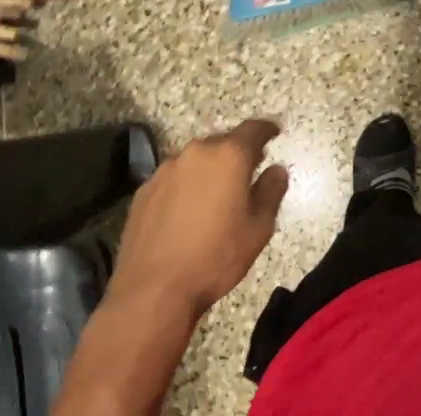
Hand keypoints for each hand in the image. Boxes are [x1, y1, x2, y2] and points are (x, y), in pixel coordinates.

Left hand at [107, 119, 289, 318]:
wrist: (152, 290)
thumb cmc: (215, 257)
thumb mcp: (258, 228)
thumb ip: (271, 191)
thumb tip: (276, 170)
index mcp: (228, 156)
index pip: (253, 129)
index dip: (266, 129)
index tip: (274, 133)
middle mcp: (195, 153)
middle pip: (222, 142)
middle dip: (237, 152)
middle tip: (249, 170)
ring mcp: (165, 170)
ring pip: (196, 160)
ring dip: (210, 169)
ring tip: (217, 193)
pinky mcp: (144, 190)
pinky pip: (174, 178)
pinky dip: (186, 185)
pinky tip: (187, 211)